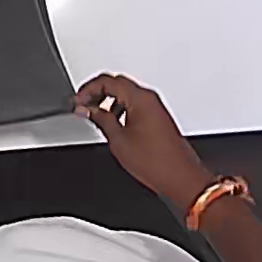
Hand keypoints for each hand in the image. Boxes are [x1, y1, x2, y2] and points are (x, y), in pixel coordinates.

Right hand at [73, 73, 214, 207]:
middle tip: (83, 104)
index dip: (88, 89)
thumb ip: (99, 118)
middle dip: (96, 92)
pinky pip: (134, 103)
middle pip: (116, 83)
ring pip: (125, 92)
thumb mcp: (118, 139)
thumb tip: (87, 109)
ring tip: (95, 114)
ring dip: (108, 99)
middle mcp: (149, 99)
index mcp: (139, 98)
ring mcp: (155, 107)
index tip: (79, 101)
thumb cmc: (157, 163)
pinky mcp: (158, 117)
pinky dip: (119, 106)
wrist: (183, 181)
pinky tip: (112, 122)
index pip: (107, 81)